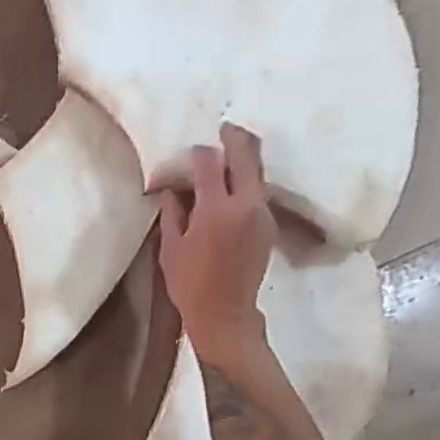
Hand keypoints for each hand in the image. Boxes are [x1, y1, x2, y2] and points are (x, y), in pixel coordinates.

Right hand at [155, 123, 277, 365]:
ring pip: (257, 173)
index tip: (192, 150)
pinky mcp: (268, 224)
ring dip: (245, 159)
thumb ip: (174, 215)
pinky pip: (258, 193)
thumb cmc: (189, 284)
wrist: (225, 311)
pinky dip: (247, 182)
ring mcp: (261, 212)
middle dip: (235, 138)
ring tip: (231, 153)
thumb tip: (173, 192)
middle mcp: (245, 203)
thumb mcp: (171, 250)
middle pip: (247, 156)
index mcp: (215, 209)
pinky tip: (234, 187)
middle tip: (225, 128)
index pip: (210, 165)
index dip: (200, 153)